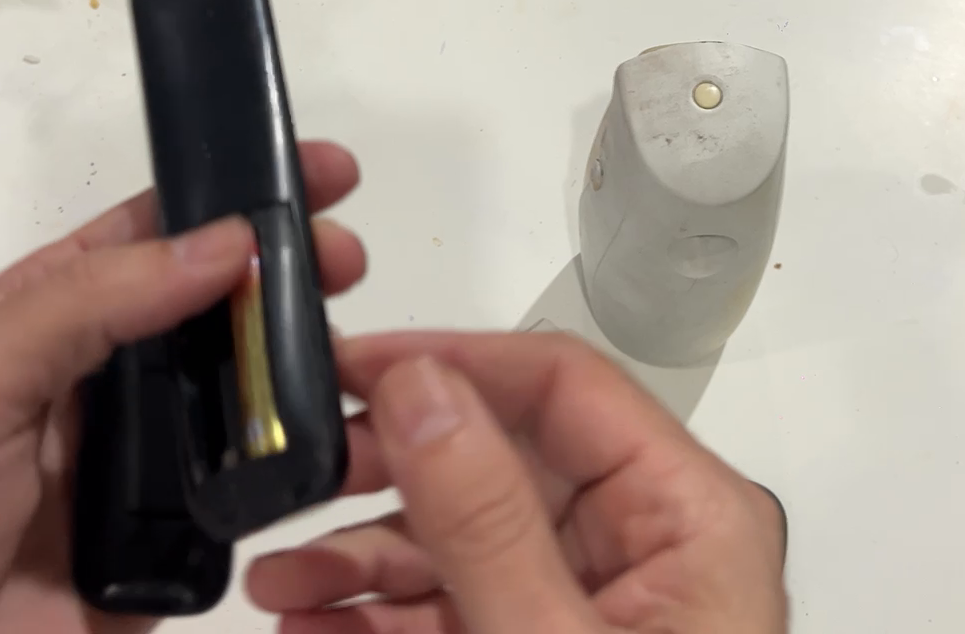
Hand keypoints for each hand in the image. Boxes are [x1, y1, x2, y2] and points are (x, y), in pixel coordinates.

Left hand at [0, 142, 366, 633]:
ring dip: (316, 341)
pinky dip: (316, 433)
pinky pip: (269, 459)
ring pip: (260, 367)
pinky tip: (356, 419)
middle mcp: (126, 360)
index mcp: (69, 306)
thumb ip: (94, 300)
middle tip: (348, 258)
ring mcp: (166, 437)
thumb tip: (232, 241)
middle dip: (296, 259)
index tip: (324, 173)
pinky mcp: (197, 513)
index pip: (167, 225)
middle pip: (229, 290)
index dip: (242, 188)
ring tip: (362, 342)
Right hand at [247, 332, 788, 632]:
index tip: (358, 364)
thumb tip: (419, 381)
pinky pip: (457, 594)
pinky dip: (381, 606)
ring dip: (368, 543)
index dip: (456, 357)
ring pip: (468, 523)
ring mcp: (591, 592)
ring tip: (281, 570)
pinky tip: (310, 621)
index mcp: (683, 514)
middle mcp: (642, 536)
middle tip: (307, 462)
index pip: (561, 382)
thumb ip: (483, 516)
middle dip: (395, 460)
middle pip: (503, 449)